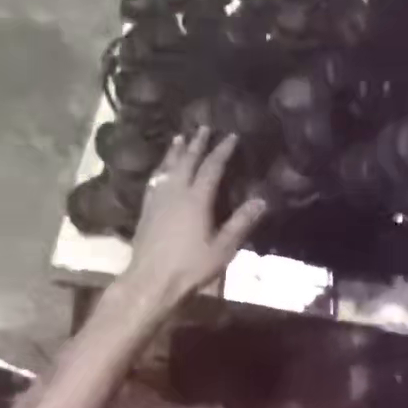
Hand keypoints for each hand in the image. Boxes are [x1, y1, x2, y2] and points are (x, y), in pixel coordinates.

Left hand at [113, 129, 266, 314]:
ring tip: (179, 138)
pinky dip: (160, 169)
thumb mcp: (223, 248)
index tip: (231, 136)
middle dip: (197, 144)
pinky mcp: (146, 210)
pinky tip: (160, 171)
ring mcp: (158, 200)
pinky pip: (154, 180)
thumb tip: (261, 200)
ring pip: (167, 168)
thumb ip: (241, 223)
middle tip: (203, 127)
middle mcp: (176, 192)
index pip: (212, 167)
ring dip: (175, 152)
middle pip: (187, 161)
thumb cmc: (190, 266)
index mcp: (197, 199)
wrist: (150, 280)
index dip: (222, 150)